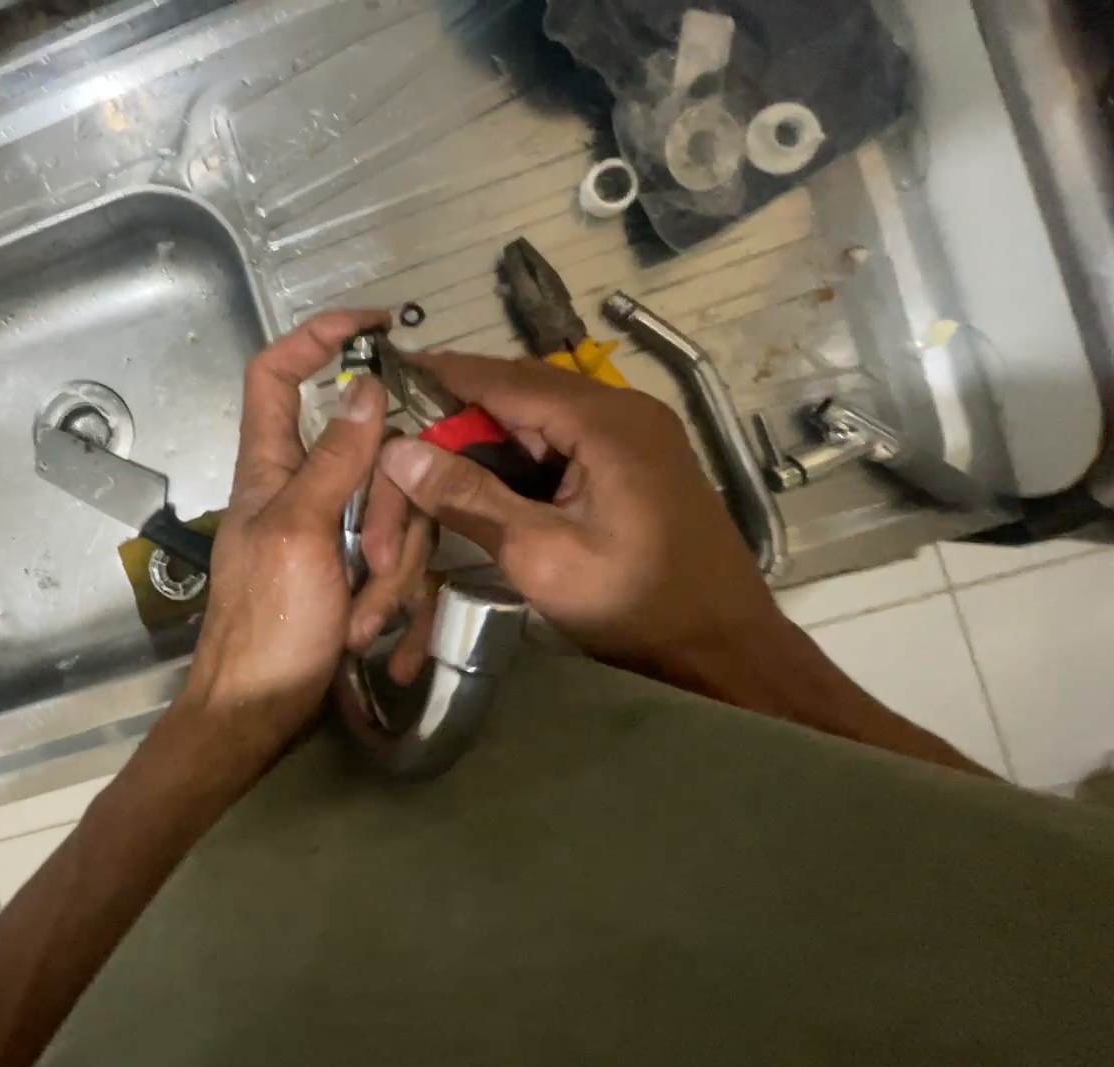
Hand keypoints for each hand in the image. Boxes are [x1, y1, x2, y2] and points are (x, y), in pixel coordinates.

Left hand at [176, 311, 390, 760]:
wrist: (263, 711)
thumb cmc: (267, 624)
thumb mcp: (300, 534)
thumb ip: (334, 460)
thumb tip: (365, 387)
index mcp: (269, 466)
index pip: (276, 374)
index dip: (315, 338)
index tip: (374, 325)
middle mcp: (305, 487)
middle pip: (371, 451)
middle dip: (388, 507)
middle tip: (373, 560)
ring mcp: (336, 530)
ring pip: (397, 507)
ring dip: (392, 568)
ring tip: (361, 618)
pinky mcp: (359, 568)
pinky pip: (400, 557)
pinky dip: (393, 596)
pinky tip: (373, 633)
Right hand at [361, 351, 784, 688]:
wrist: (722, 647)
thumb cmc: (632, 604)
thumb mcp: (540, 554)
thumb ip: (469, 498)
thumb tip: (398, 452)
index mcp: (606, 424)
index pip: (506, 380)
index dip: (446, 374)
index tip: (391, 372)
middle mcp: (624, 412)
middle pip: (525, 388)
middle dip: (462, 403)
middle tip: (404, 425)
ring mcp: (635, 434)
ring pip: (543, 412)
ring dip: (489, 428)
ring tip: (433, 451)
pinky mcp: (636, 461)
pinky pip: (564, 436)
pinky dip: (520, 448)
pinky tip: (487, 473)